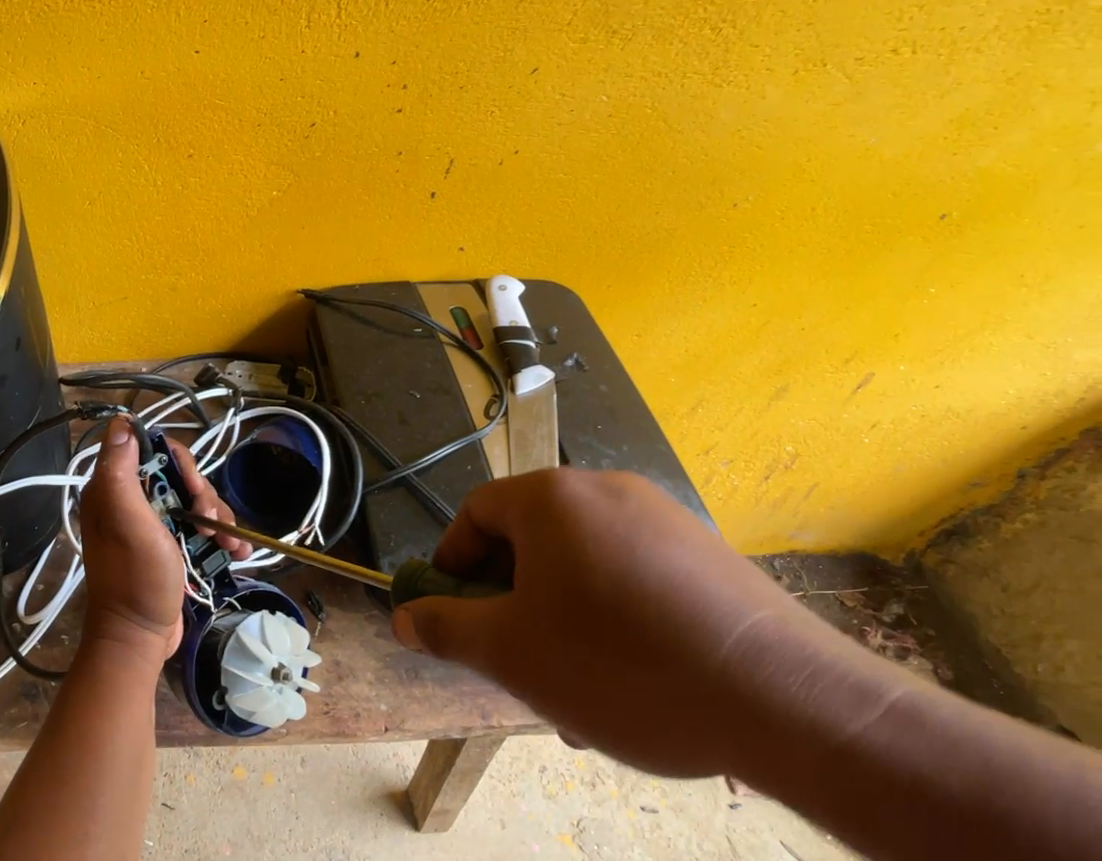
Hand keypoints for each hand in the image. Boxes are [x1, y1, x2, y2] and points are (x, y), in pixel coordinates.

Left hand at [79, 418, 248, 660]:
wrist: (140, 637)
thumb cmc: (134, 577)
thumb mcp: (126, 519)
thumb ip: (120, 470)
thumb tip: (121, 422)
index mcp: (113, 488)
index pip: (149, 448)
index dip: (177, 460)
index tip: (192, 485)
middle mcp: (130, 501)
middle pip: (178, 474)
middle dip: (203, 494)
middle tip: (209, 520)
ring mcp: (152, 524)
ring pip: (195, 499)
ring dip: (218, 517)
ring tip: (228, 544)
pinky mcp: (171, 545)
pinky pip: (201, 526)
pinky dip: (220, 535)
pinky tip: (235, 551)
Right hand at [392, 468, 857, 777]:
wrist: (787, 701)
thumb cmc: (621, 665)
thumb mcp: (511, 654)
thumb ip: (446, 629)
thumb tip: (404, 618)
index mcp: (551, 498)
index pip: (475, 513)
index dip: (452, 564)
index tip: (454, 614)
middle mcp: (606, 491)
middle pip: (530, 538)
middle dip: (510, 599)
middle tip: (512, 658)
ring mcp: (666, 519)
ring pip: (583, 564)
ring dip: (559, 616)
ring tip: (572, 685)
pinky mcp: (711, 555)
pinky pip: (634, 575)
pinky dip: (612, 617)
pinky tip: (629, 679)